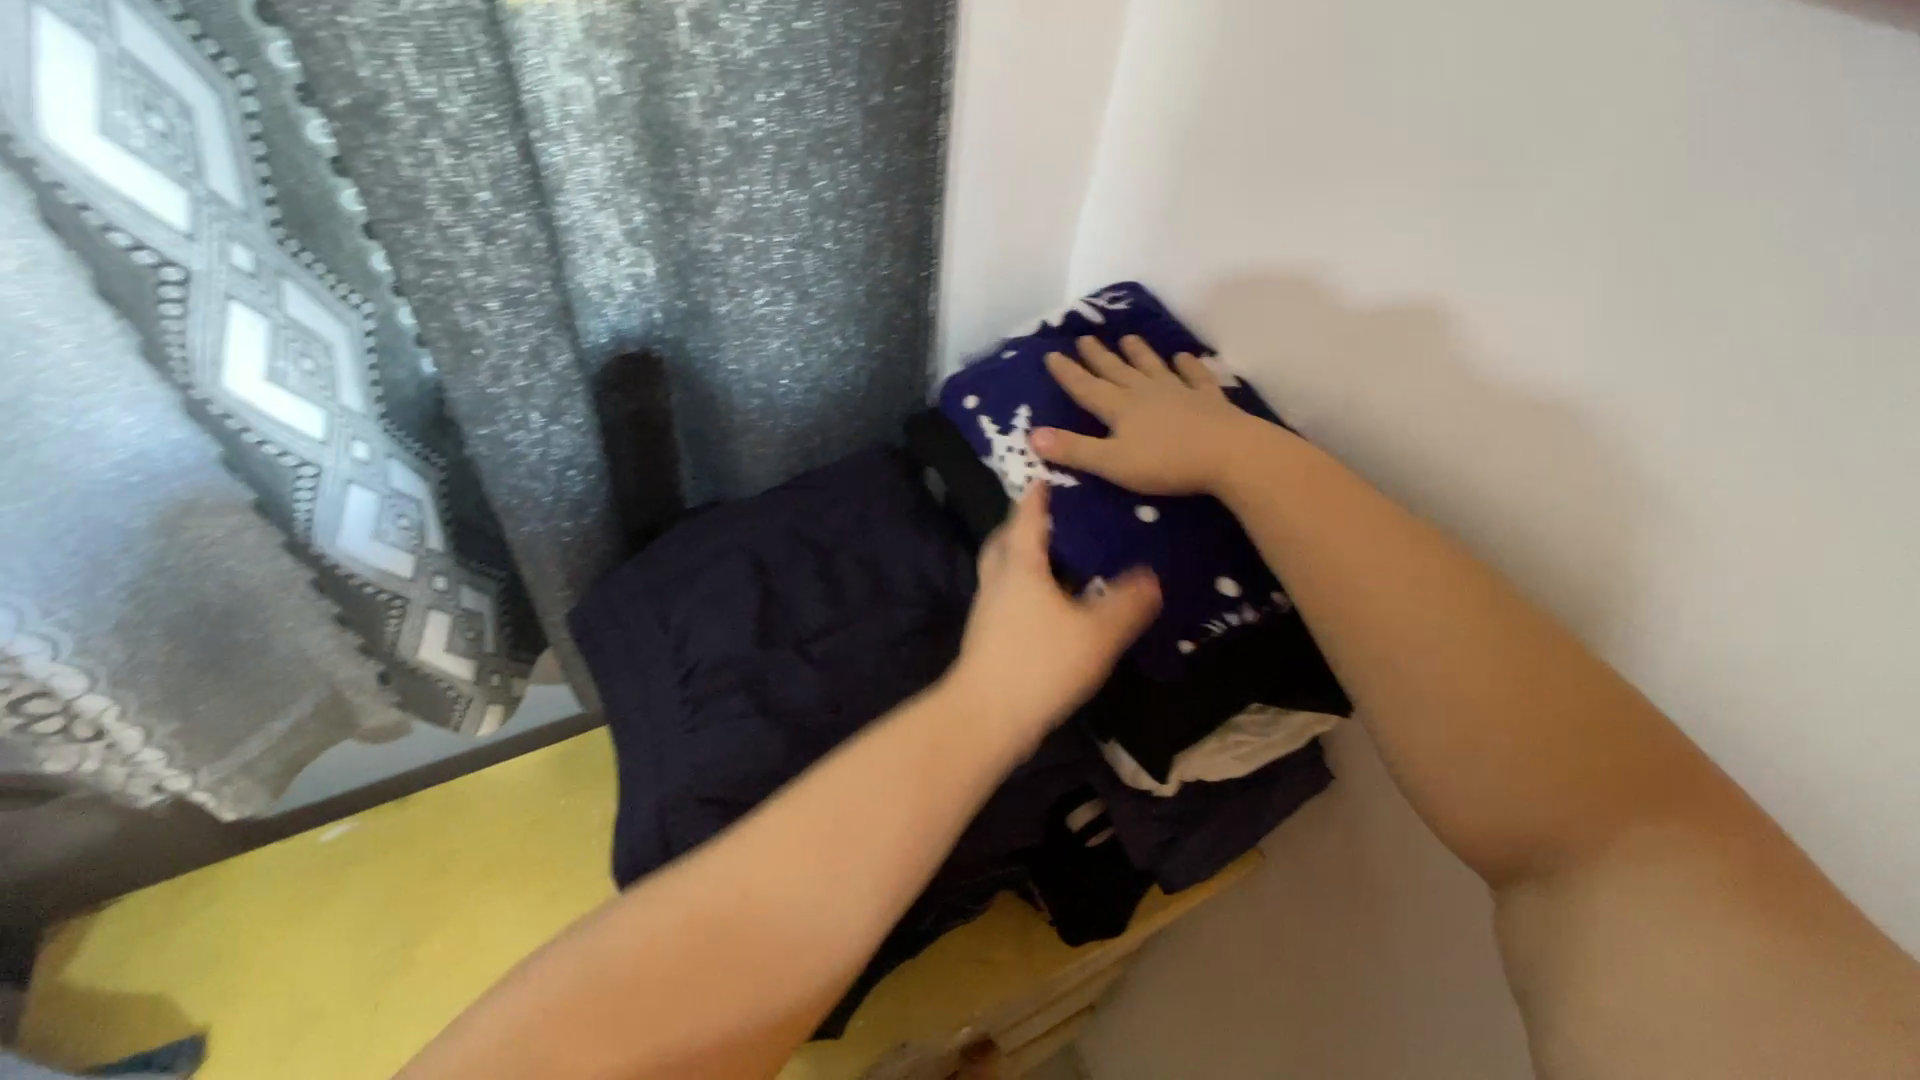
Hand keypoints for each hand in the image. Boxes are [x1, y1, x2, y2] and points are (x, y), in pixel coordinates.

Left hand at [945, 483, 1160, 743]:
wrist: (984, 718)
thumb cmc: (1039, 664)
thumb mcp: (1097, 634)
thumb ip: (1127, 604)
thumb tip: (1152, 577)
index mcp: (1020, 566)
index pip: (1026, 517)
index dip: (1037, 495)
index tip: (1045, 474)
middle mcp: (997, 582)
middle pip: (1004, 542)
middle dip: (1023, 526)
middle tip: (1050, 520)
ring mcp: (987, 613)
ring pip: (1002, 573)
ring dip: (1023, 561)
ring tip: (1056, 563)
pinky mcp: (986, 641)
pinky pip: (1006, 601)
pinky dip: (1024, 592)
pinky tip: (1048, 610)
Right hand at [1032, 335, 1280, 495]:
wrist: (1228, 453)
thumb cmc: (1165, 462)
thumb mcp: (1112, 463)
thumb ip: (1074, 450)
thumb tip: (1032, 435)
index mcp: (1119, 408)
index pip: (1086, 388)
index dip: (1067, 373)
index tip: (1052, 354)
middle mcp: (1145, 393)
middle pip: (1117, 371)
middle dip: (1098, 357)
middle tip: (1085, 338)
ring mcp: (1179, 392)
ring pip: (1153, 368)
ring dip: (1139, 354)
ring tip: (1128, 338)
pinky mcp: (1209, 400)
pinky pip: (1195, 377)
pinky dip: (1188, 365)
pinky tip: (1184, 357)